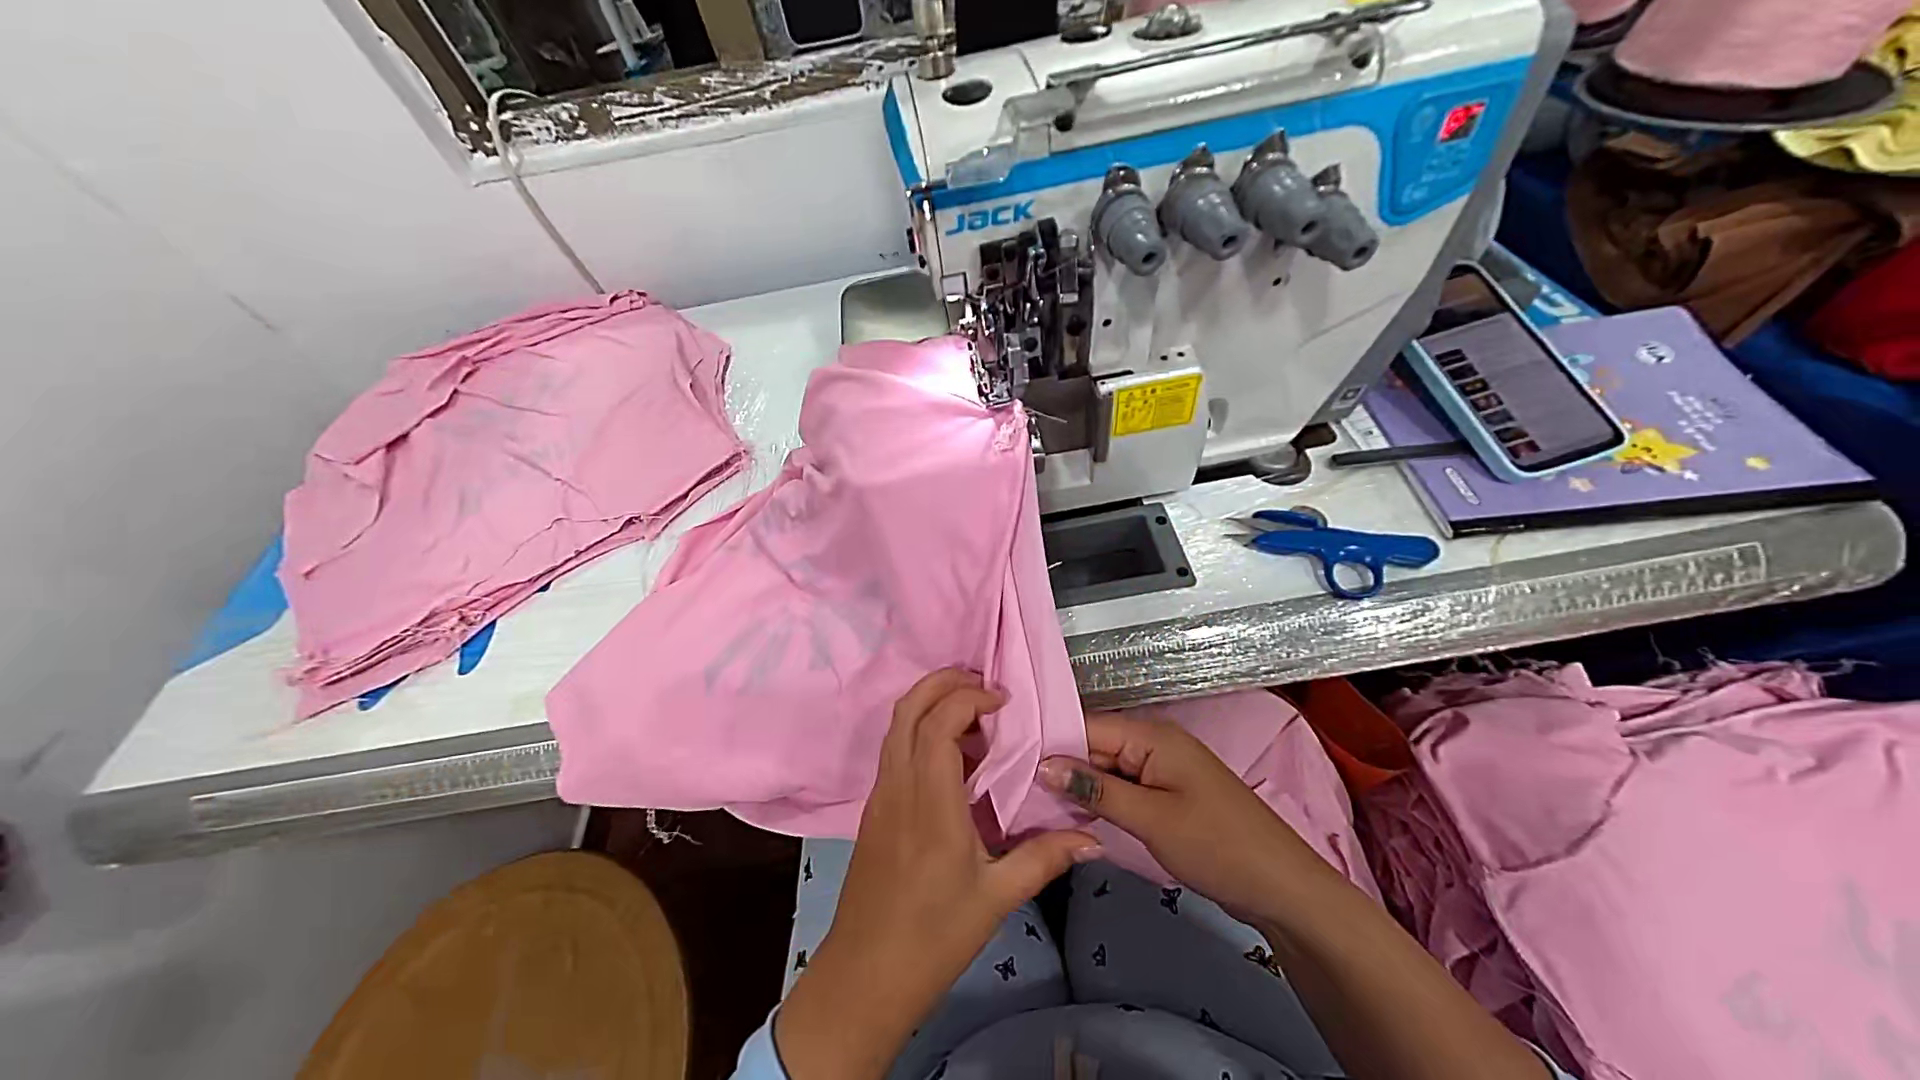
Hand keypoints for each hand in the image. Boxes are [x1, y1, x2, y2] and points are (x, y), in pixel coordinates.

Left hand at [776, 669, 1101, 1079]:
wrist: (864, 976)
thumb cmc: (933, 937)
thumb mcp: (996, 898)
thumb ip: (1044, 858)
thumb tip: (1093, 837)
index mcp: (930, 802)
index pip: (938, 722)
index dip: (969, 697)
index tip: (1004, 702)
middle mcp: (898, 787)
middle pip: (907, 709)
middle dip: (943, 682)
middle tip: (984, 686)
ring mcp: (880, 797)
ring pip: (895, 727)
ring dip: (928, 703)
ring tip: (973, 713)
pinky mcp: (873, 811)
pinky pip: (893, 751)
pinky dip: (919, 731)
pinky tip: (951, 755)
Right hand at [1041, 712, 1556, 1079]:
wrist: (1281, 887)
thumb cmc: (1217, 845)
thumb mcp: (1150, 818)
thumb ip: (1095, 789)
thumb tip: (1043, 763)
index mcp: (1152, 735)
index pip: (1086, 726)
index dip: (1049, 742)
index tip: (1008, 759)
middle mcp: (1153, 742)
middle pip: (1093, 744)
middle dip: (1059, 765)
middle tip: (1011, 785)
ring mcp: (1160, 769)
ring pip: (1104, 768)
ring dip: (1076, 784)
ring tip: (1030, 799)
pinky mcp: (1164, 794)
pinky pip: (1121, 787)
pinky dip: (1098, 799)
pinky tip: (1070, 813)